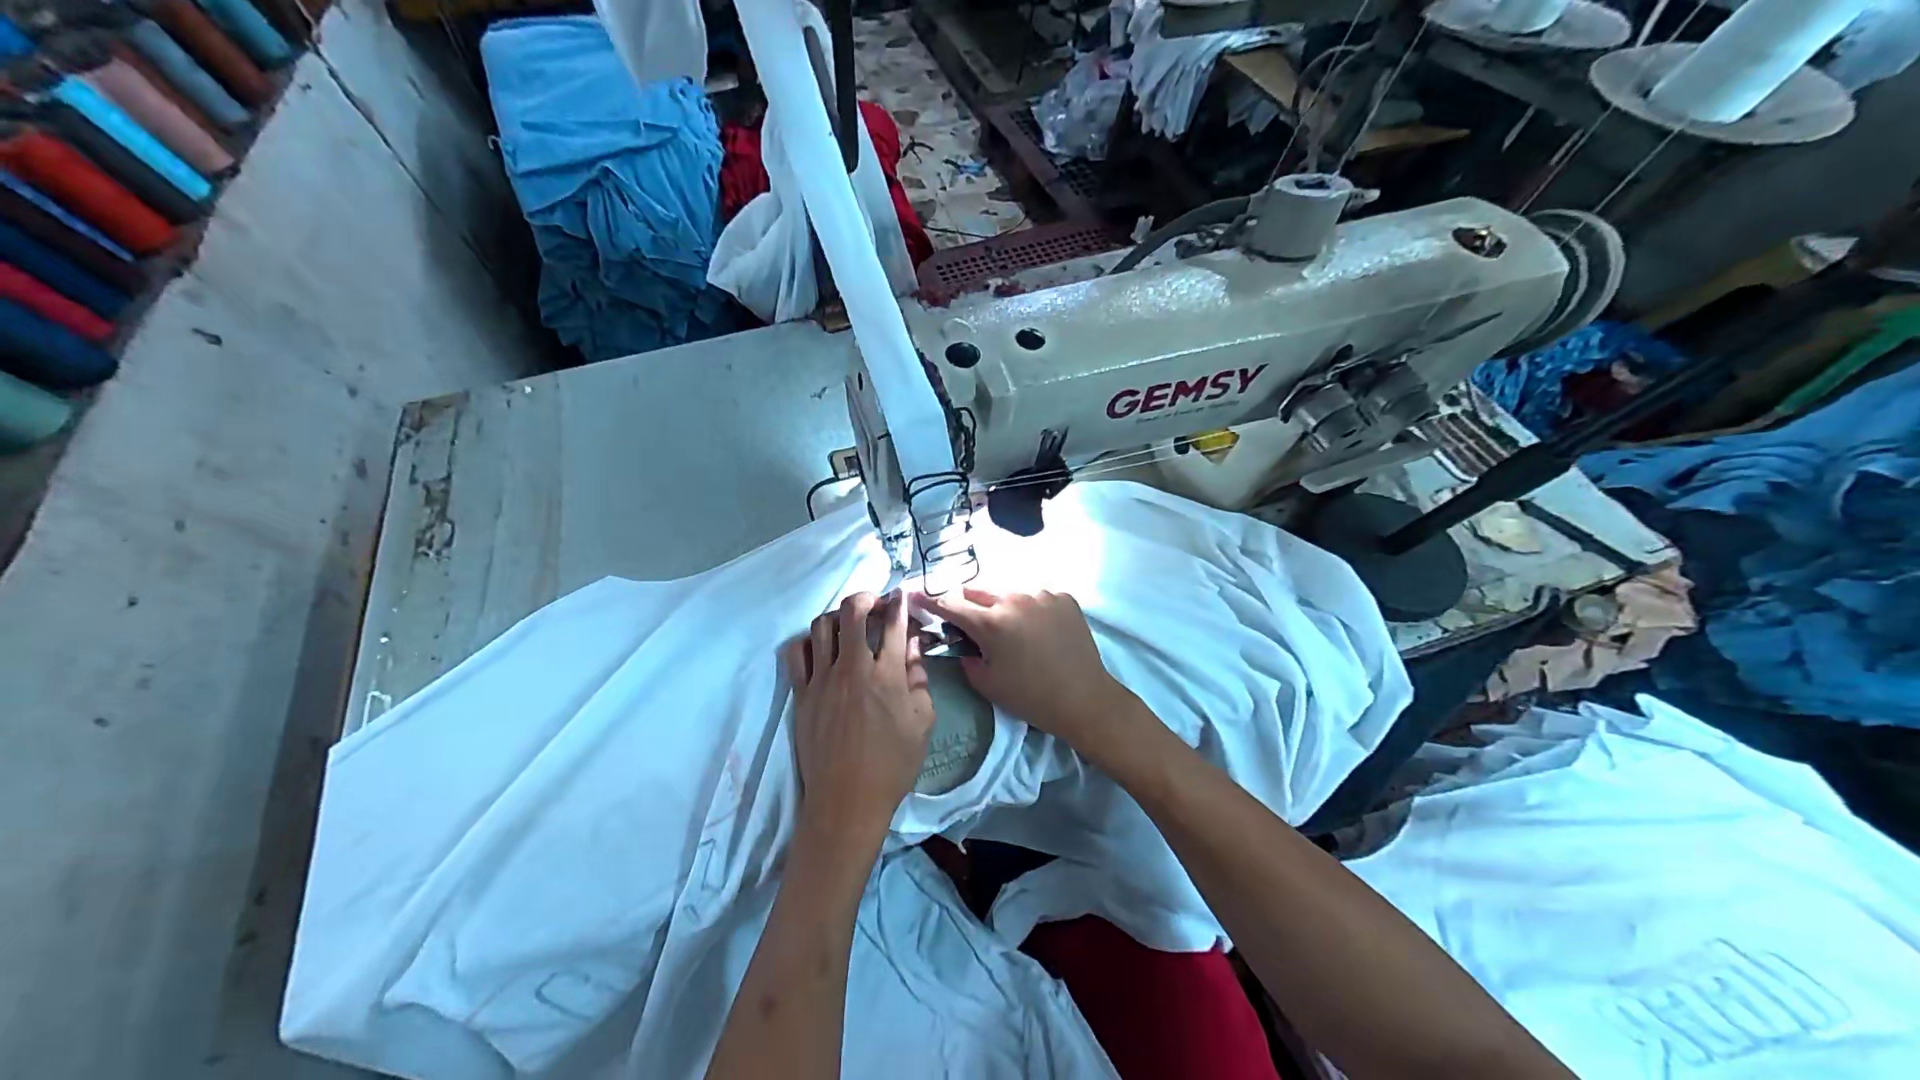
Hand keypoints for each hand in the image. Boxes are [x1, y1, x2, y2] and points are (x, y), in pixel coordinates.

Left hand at [785, 592, 934, 847]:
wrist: (847, 800)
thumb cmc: (892, 764)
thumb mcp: (922, 722)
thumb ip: (919, 679)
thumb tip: (912, 648)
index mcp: (886, 675)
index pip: (893, 624)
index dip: (899, 603)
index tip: (901, 595)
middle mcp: (852, 668)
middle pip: (852, 612)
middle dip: (866, 598)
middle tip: (875, 603)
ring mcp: (821, 679)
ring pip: (821, 626)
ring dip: (837, 617)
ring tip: (848, 624)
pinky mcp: (801, 694)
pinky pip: (796, 653)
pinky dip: (808, 642)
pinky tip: (819, 648)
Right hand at [917, 588, 1141, 754]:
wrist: (1083, 698)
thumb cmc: (1030, 696)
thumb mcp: (986, 683)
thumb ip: (965, 656)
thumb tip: (960, 640)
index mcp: (990, 622)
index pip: (950, 604)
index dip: (930, 601)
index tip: (915, 595)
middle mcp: (1014, 599)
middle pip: (979, 592)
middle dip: (969, 604)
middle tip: (969, 621)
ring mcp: (1042, 595)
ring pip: (1009, 593)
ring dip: (1003, 606)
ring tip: (1012, 630)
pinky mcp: (1063, 598)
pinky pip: (1036, 597)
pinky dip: (1030, 609)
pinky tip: (1038, 630)